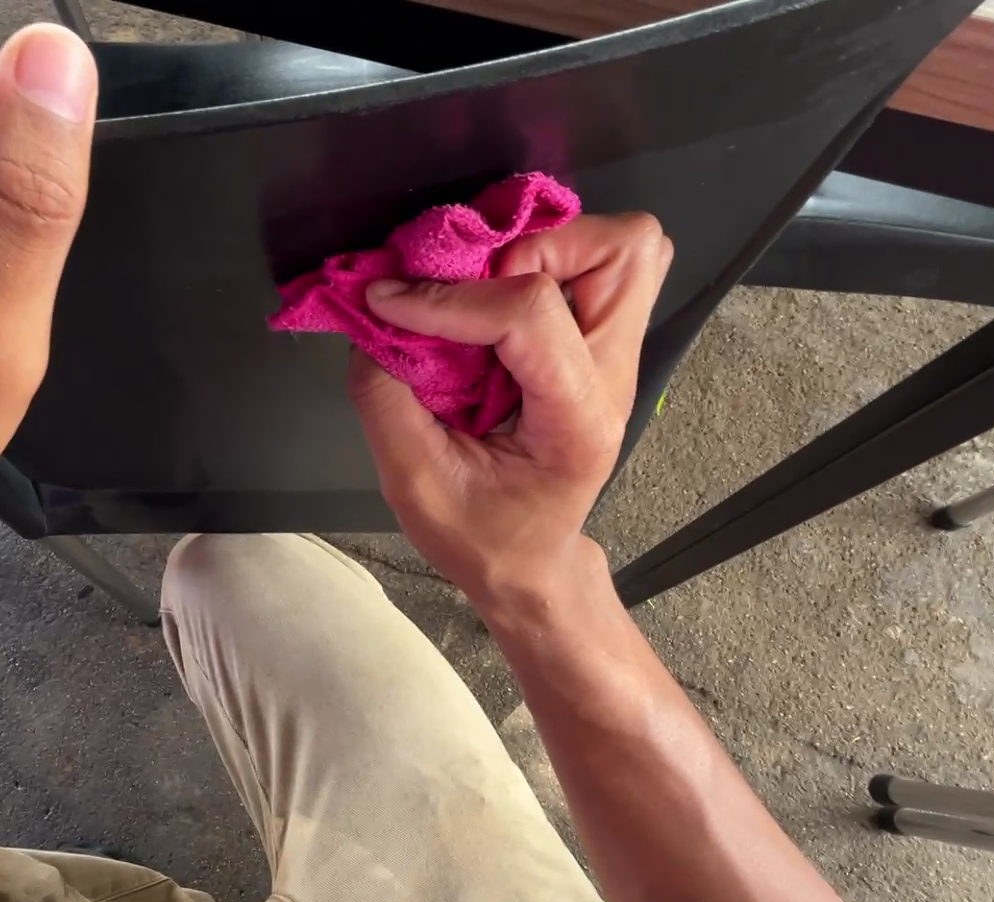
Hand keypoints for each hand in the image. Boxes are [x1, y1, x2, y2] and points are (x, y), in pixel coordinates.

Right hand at [349, 213, 672, 618]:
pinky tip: (493, 295)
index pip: (529, 313)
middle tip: (465, 283)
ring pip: (625, 248)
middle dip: (531, 248)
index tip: (386, 303)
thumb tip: (368, 323)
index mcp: (575, 421)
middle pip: (623, 251)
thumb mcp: (413, 482)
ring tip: (483, 284)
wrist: (526, 561)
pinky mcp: (598, 349)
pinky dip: (547, 259)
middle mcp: (612, 378)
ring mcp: (614, 359)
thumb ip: (383, 399)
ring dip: (548, 246)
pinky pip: (597, 268)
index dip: (447, 297)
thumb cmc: (481, 537)